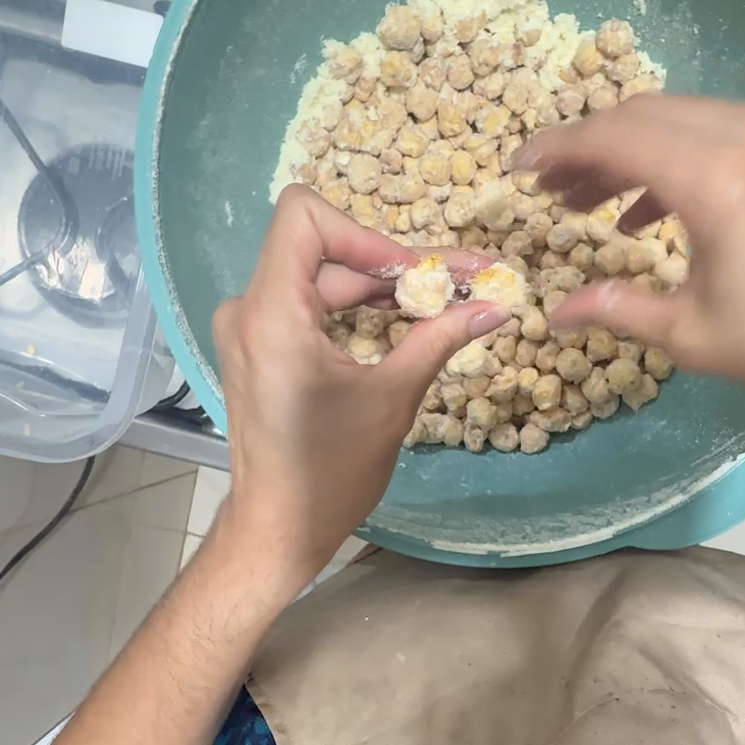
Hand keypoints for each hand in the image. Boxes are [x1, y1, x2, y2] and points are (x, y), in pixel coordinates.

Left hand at [210, 185, 503, 590]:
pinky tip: (398, 324)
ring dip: (377, 290)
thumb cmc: (333, 472)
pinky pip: (307, 308)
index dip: (368, 235)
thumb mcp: (392, 399)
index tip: (414, 275)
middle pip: (323, 252)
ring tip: (438, 306)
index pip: (305, 217)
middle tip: (459, 285)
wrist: (280, 527)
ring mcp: (247, 329)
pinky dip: (352, 311)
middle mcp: (248, 309)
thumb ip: (439, 339)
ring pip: (319, 279)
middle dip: (392, 267)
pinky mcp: (256, 348)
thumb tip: (496, 305)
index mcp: (272, 315)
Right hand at [526, 97, 744, 422]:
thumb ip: (617, 311)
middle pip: (644, 116)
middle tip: (550, 192)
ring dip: (629, 155)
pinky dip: (673, 161)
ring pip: (682, 120)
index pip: (615, 138)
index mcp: (716, 180)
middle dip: (588, 150)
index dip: (557, 149)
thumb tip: (557, 315)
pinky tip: (650, 213)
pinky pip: (718, 133)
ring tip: (588, 204)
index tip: (520, 170)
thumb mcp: (690, 334)